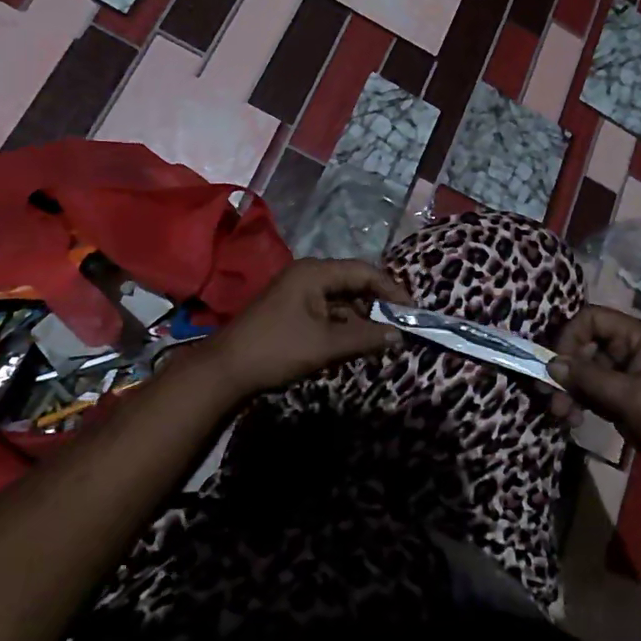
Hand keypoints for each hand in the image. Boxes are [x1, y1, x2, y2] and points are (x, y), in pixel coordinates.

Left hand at [199, 259, 410, 394]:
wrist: (227, 368)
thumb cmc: (278, 349)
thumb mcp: (326, 345)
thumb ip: (365, 338)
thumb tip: (399, 335)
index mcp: (314, 272)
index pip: (364, 271)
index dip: (391, 290)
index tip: (412, 312)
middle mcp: (307, 275)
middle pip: (352, 282)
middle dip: (377, 303)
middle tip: (401, 326)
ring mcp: (296, 292)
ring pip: (340, 298)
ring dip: (360, 317)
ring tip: (382, 338)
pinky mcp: (290, 310)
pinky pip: (326, 310)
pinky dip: (343, 324)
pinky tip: (355, 342)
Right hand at [547, 306, 640, 482]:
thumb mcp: (633, 397)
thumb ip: (589, 378)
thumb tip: (550, 363)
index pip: (594, 319)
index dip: (570, 336)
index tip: (555, 364)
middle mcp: (635, 351)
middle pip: (586, 347)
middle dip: (565, 371)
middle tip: (550, 398)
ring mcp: (631, 378)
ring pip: (586, 373)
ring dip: (568, 391)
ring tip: (561, 415)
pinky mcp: (627, 402)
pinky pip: (593, 394)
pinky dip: (579, 403)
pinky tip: (573, 420)